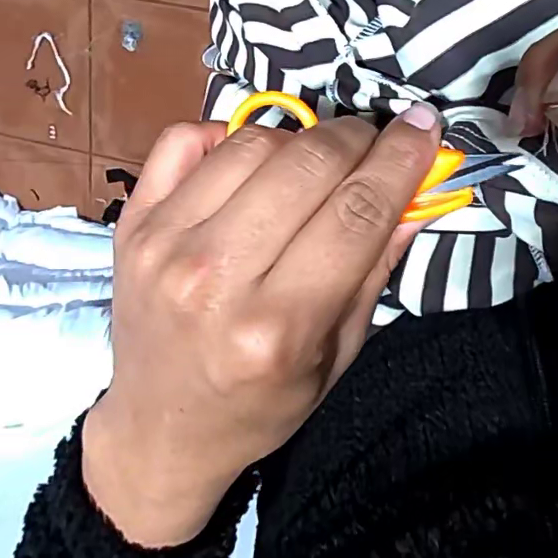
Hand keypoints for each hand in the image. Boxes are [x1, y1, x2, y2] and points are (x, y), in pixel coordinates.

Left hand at [82, 105, 442, 545]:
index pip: (357, 211)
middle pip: (309, 164)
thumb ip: (378, 266)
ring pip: (254, 143)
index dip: (401, 158)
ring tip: (317, 160)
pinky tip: (252, 158)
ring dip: (302, 138)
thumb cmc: (263, 402)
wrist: (161, 431)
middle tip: (375, 142)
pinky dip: (228, 133)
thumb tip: (418, 190)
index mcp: (277, 326)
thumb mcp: (340, 352)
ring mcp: (163, 243)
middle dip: (358, 137)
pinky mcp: (132, 222)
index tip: (425, 126)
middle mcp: (216, 278)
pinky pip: (184, 138)